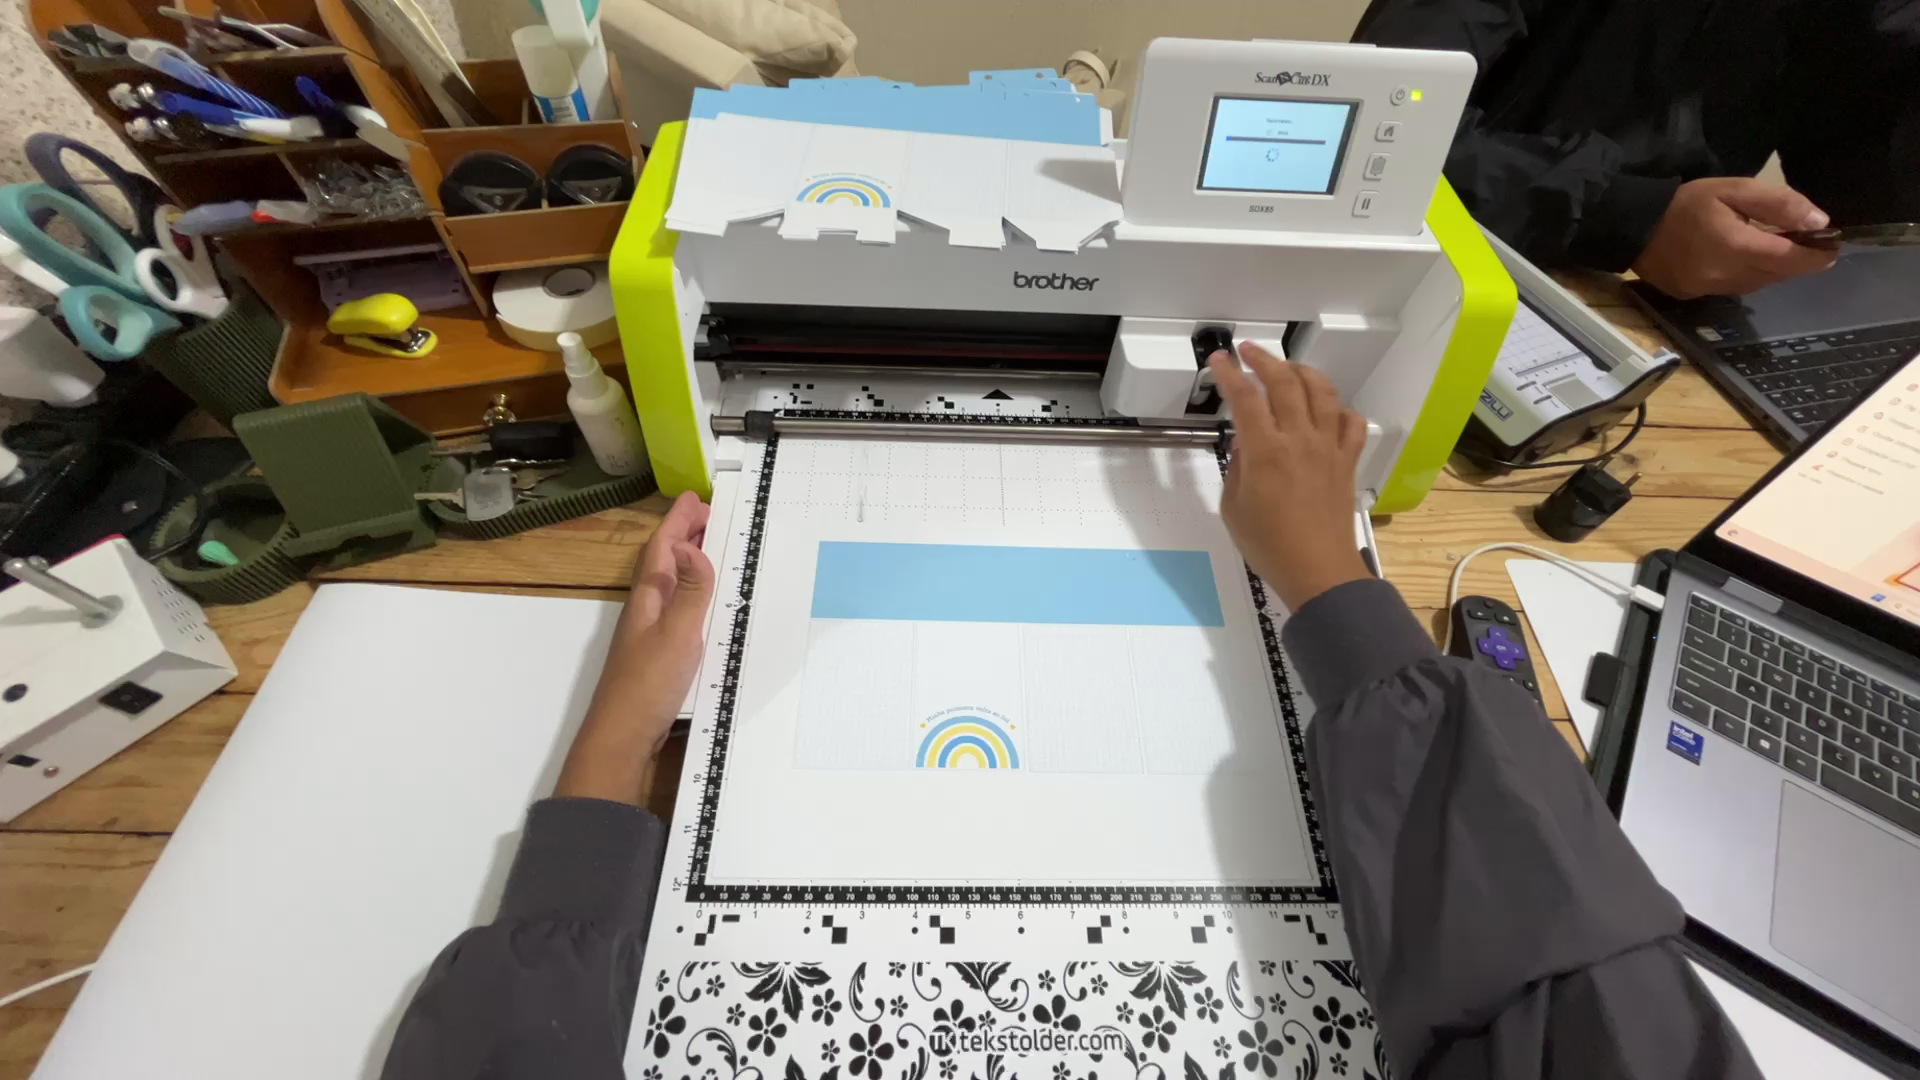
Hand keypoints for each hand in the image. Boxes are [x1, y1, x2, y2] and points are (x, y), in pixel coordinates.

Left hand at [555, 491, 714, 804]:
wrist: (624, 735)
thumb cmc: (649, 682)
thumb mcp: (678, 632)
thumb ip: (691, 590)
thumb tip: (693, 545)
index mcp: (649, 597)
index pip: (663, 548)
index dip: (678, 521)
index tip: (696, 498)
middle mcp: (647, 607)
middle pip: (665, 560)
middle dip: (684, 533)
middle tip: (708, 514)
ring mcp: (652, 628)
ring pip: (672, 580)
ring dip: (690, 558)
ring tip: (710, 544)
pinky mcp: (661, 649)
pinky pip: (680, 603)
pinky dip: (694, 588)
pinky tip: (705, 597)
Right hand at [1210, 344, 1372, 611]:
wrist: (1317, 569)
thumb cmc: (1267, 544)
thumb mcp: (1232, 507)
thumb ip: (1237, 467)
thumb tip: (1246, 442)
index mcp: (1266, 452)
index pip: (1246, 398)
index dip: (1230, 373)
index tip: (1218, 359)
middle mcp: (1300, 440)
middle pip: (1285, 382)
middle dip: (1264, 359)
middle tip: (1247, 352)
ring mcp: (1329, 447)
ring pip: (1321, 392)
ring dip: (1301, 372)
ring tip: (1286, 368)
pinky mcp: (1347, 460)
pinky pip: (1350, 421)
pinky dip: (1337, 408)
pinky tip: (1325, 411)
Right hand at [1631, 178, 1837, 298]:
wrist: (1630, 227)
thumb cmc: (1686, 204)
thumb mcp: (1738, 190)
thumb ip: (1781, 204)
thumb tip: (1820, 223)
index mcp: (1737, 248)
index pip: (1792, 260)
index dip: (1818, 256)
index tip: (1830, 245)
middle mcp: (1720, 275)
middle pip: (1774, 276)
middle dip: (1792, 262)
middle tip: (1798, 245)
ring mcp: (1701, 288)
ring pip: (1752, 286)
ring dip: (1767, 271)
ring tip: (1767, 253)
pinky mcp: (1686, 294)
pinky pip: (1726, 289)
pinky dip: (1739, 277)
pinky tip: (1734, 262)